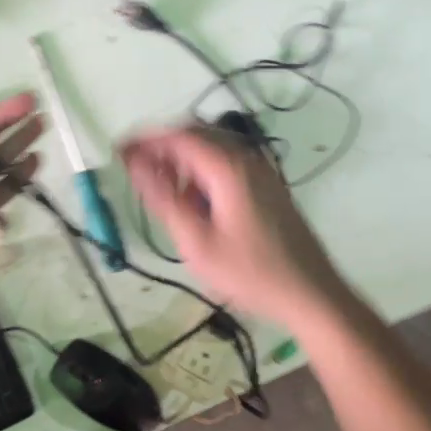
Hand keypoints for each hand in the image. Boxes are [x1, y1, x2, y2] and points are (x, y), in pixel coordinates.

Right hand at [120, 125, 346, 320]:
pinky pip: (227, 165)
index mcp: (228, 168)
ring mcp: (262, 172)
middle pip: (196, 136)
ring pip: (212, 150)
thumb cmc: (250, 273)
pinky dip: (201, 173)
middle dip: (162, 148)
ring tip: (159, 189)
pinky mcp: (268, 187)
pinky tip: (192, 202)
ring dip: (182, 162)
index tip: (119, 151)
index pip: (178, 136)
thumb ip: (164, 199)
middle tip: (135, 169)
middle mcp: (247, 160)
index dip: (145, 140)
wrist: (312, 295)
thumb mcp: (197, 242)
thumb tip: (135, 165)